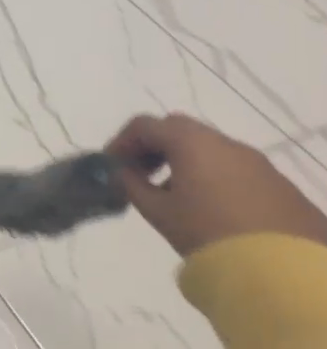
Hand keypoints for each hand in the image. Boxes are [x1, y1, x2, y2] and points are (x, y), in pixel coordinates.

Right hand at [107, 114, 326, 256]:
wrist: (287, 274)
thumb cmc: (208, 232)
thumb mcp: (155, 209)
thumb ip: (130, 183)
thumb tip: (123, 172)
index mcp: (192, 142)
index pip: (144, 125)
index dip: (122, 141)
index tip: (112, 164)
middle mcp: (229, 145)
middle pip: (181, 130)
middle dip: (157, 146)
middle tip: (144, 171)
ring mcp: (264, 167)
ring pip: (215, 151)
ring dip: (190, 162)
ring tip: (181, 194)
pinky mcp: (287, 191)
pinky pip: (242, 173)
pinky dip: (220, 179)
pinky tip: (216, 208)